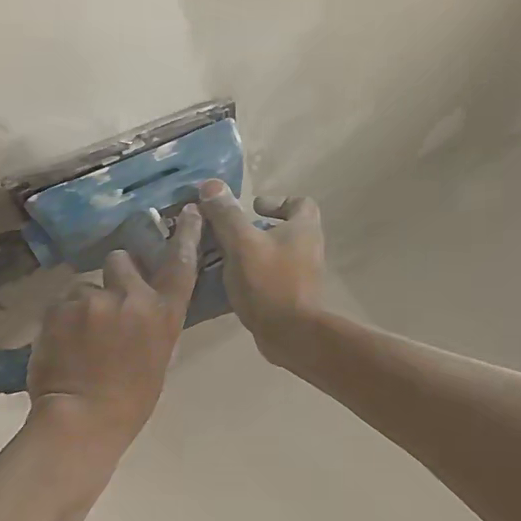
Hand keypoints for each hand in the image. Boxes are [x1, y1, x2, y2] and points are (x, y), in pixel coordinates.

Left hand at [26, 205, 202, 441]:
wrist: (82, 419)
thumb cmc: (131, 399)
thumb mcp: (158, 355)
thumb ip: (152, 321)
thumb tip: (140, 303)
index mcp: (164, 313)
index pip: (180, 264)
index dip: (186, 236)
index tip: (189, 211)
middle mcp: (133, 297)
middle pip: (121, 261)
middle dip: (114, 275)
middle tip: (106, 304)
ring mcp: (95, 299)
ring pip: (87, 284)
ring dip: (85, 301)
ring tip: (78, 333)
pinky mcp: (61, 306)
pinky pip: (62, 301)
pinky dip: (62, 316)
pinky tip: (62, 341)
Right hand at [196, 179, 325, 360]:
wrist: (291, 334)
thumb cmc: (269, 282)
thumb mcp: (242, 243)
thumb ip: (227, 215)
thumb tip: (210, 185)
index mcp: (304, 229)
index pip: (300, 202)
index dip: (277, 200)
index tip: (253, 208)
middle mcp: (309, 248)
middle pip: (285, 228)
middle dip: (257, 228)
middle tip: (230, 233)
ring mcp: (304, 274)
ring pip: (276, 253)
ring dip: (253, 252)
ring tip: (224, 257)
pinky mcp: (294, 296)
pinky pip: (272, 276)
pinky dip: (254, 274)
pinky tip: (231, 283)